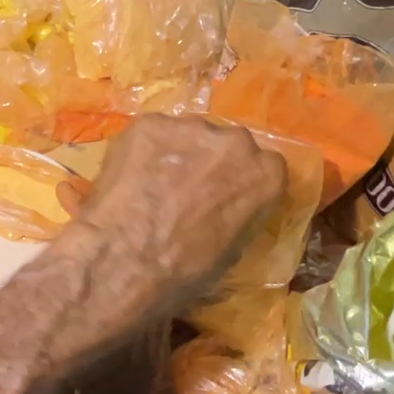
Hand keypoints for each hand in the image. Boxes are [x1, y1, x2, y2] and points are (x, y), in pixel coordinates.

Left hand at [71, 116, 285, 314]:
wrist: (127, 258)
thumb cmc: (185, 270)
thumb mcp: (231, 252)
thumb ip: (238, 216)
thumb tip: (225, 212)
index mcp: (265, 174)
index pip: (264, 167)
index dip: (241, 182)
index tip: (225, 197)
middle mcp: (236, 141)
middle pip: (226, 145)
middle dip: (210, 163)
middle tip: (186, 190)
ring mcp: (191, 127)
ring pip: (186, 136)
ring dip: (176, 154)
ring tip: (152, 185)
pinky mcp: (149, 123)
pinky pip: (151, 134)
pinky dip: (142, 152)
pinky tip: (129, 178)